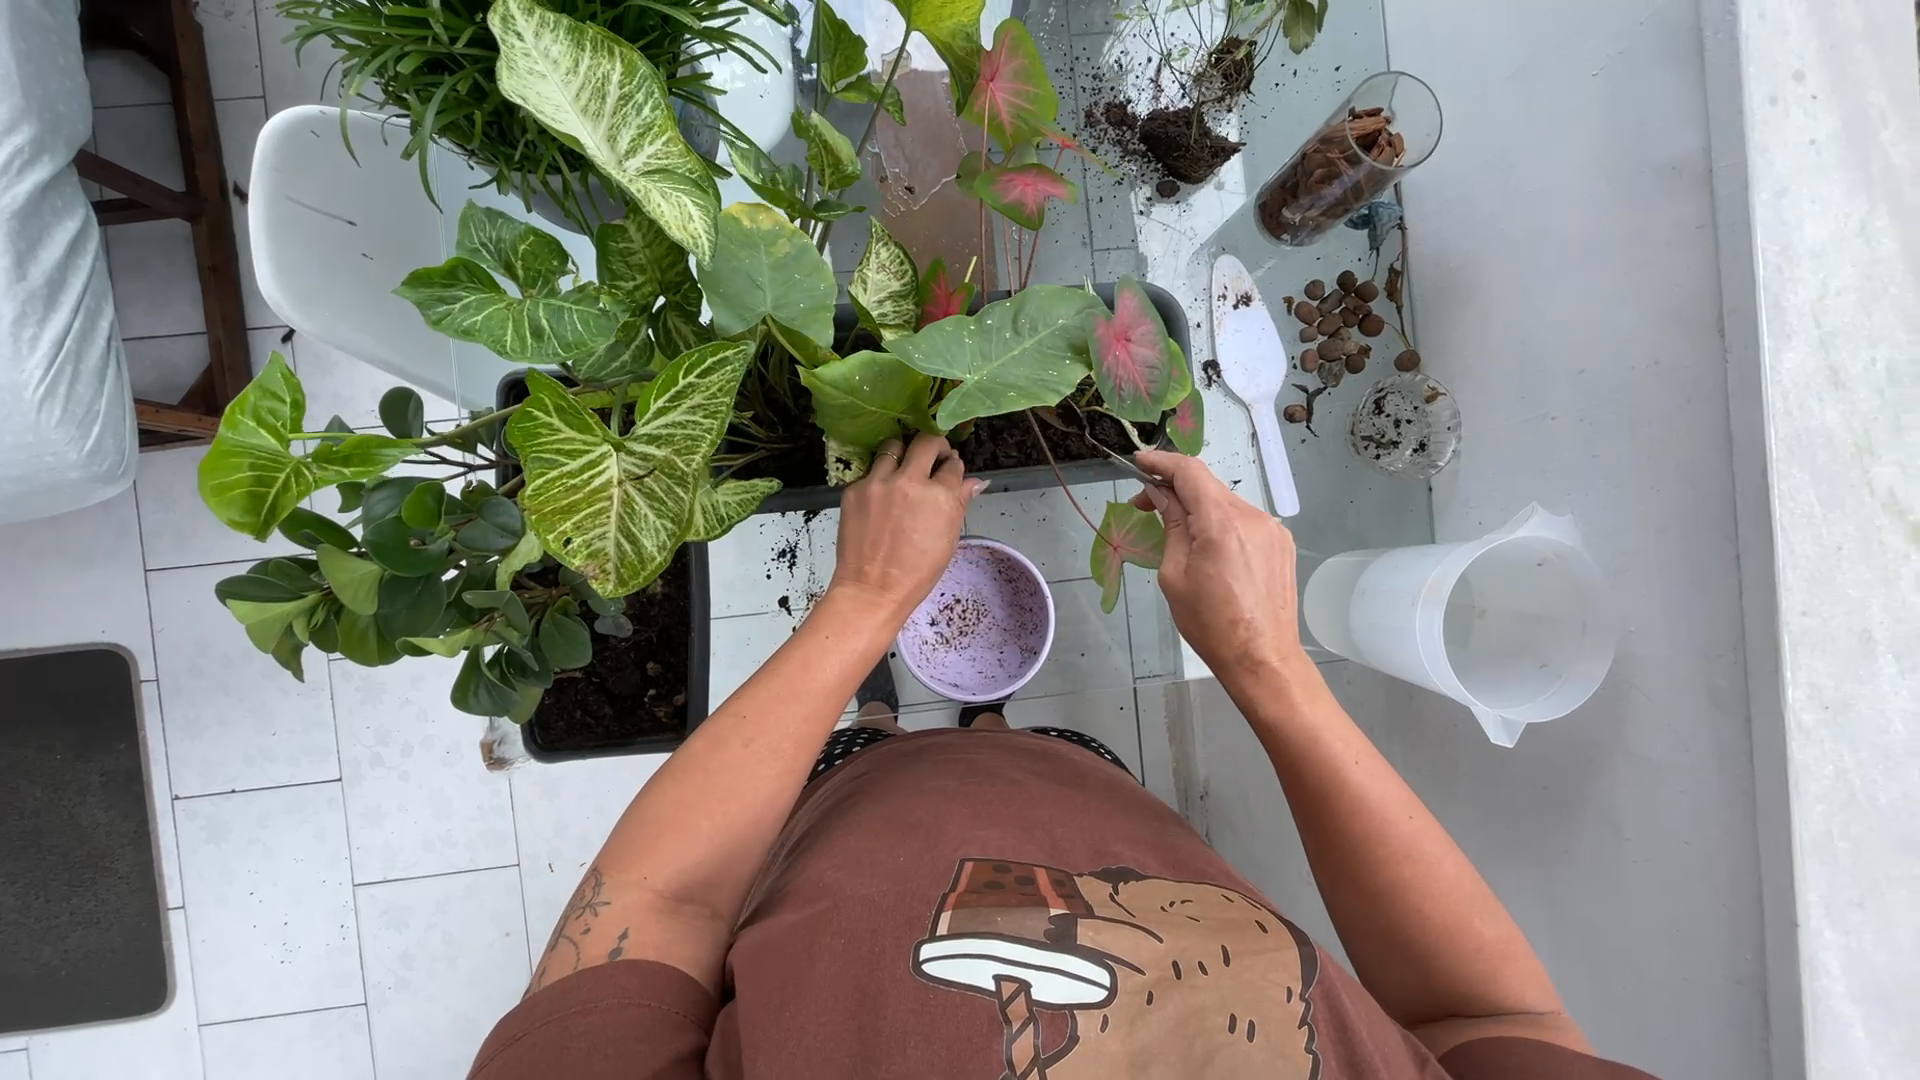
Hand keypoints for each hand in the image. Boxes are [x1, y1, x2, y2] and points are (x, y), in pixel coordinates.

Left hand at [829, 434, 986, 624]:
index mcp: (939, 496)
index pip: (953, 466)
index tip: (950, 470)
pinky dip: (880, 479)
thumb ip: (959, 503)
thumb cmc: (917, 572)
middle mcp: (909, 482)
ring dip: (903, 455)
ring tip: (904, 469)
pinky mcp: (854, 490)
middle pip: (926, 443)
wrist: (872, 590)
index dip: (954, 467)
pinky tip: (882, 497)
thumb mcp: (948, 538)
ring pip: (893, 447)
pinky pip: (871, 472)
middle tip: (933, 456)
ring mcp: (878, 483)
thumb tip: (975, 482)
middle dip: (934, 445)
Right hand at [1130, 450, 1306, 682]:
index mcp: (1222, 522)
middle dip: (1175, 488)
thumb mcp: (1174, 574)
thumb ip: (1172, 525)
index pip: (1190, 472)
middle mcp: (1253, 516)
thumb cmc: (1209, 623)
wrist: (1261, 657)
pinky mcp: (1281, 544)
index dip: (1161, 462)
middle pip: (1208, 485)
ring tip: (1177, 531)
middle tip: (1146, 505)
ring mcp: (1272, 529)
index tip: (1139, 462)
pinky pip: (1244, 521)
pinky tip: (1208, 546)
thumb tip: (1161, 495)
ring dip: (1199, 507)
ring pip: (1226, 503)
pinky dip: (1220, 522)